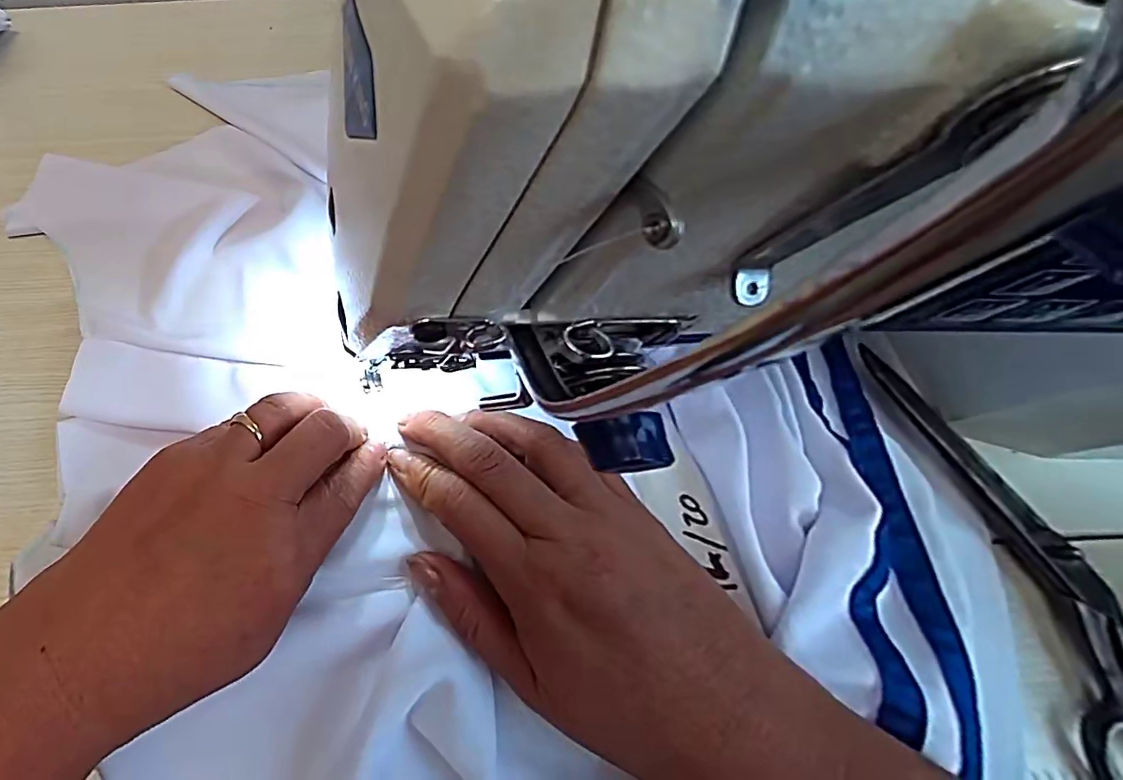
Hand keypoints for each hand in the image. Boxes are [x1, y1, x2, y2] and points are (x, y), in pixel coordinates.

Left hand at [23, 392, 387, 747]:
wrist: (102, 628)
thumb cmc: (179, 642)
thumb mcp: (266, 613)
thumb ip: (296, 554)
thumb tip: (311, 515)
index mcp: (287, 546)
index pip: (344, 486)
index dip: (363, 464)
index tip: (370, 451)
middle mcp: (254, 493)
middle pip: (319, 431)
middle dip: (342, 424)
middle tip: (346, 429)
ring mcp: (212, 463)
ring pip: (272, 412)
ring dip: (300, 411)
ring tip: (309, 416)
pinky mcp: (176, 452)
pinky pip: (227, 426)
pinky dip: (251, 429)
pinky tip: (251, 445)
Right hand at [387, 410, 943, 779]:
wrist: (742, 721)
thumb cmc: (632, 710)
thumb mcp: (534, 682)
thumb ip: (471, 616)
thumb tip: (423, 564)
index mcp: (538, 581)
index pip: (459, 503)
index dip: (419, 473)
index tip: (395, 459)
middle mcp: (570, 536)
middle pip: (490, 460)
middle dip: (439, 431)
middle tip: (409, 419)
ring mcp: (608, 516)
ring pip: (536, 444)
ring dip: (487, 420)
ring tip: (455, 415)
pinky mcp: (637, 511)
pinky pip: (580, 455)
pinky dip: (538, 434)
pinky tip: (517, 434)